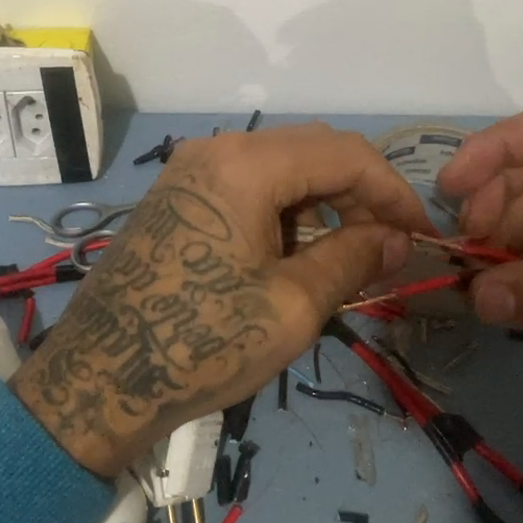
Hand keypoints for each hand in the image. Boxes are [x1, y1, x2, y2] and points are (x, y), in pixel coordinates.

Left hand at [11, 123, 433, 476]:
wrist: (102, 373)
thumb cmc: (201, 341)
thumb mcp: (290, 306)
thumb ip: (352, 260)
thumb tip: (397, 240)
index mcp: (246, 165)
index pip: (345, 154)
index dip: (393, 191)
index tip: (420, 235)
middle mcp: (217, 150)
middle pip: (312, 152)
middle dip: (360, 195)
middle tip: (388, 248)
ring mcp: (191, 170)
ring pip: (280, 168)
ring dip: (322, 203)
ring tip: (346, 258)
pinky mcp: (178, 195)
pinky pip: (247, 185)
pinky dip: (284, 210)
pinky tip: (294, 255)